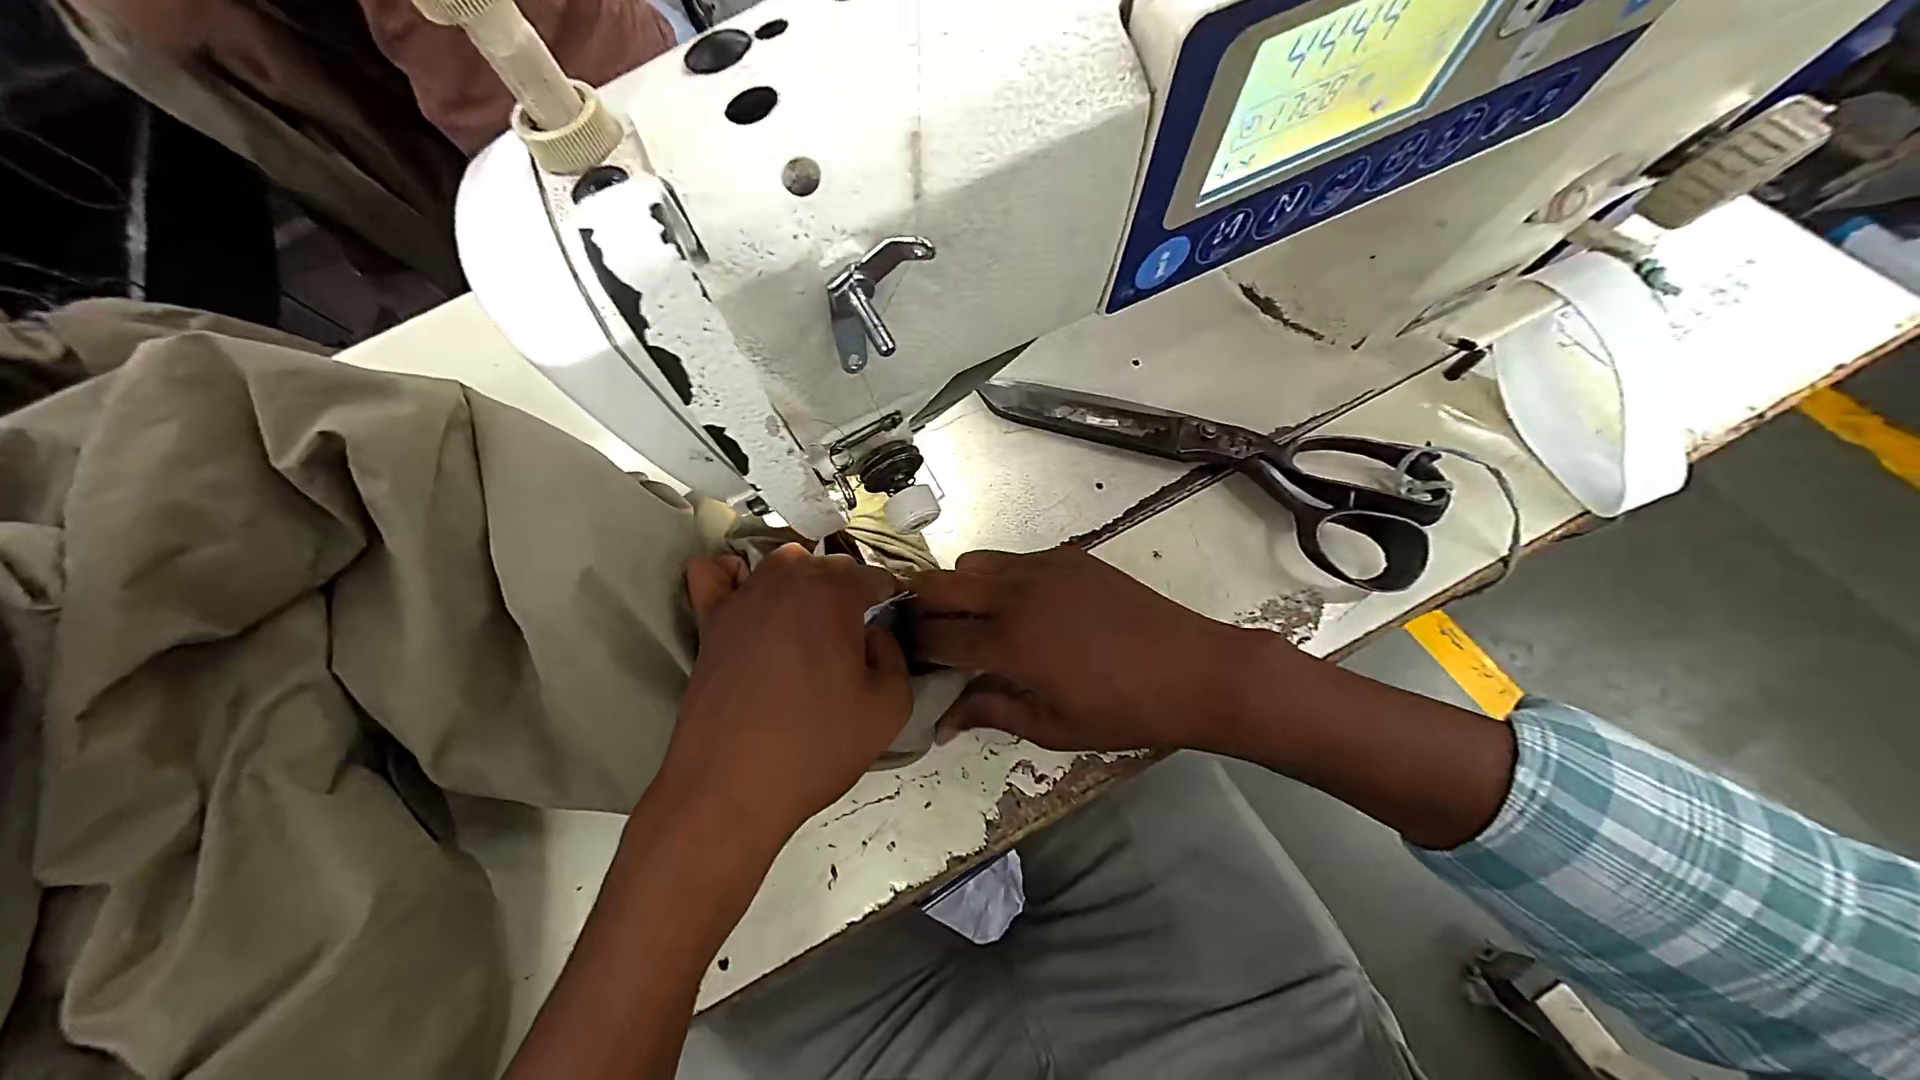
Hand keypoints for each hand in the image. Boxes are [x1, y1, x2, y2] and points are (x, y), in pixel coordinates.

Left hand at [657, 544, 911, 843]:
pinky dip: (734, 574)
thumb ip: (895, 655)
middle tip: (857, 639)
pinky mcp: (710, 621)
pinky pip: (715, 574)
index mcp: (835, 594)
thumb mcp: (889, 707)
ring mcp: (743, 597)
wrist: (729, 788)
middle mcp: (788, 581)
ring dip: (805, 582)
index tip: (892, 625)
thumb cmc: (814, 747)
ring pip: (783, 563)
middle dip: (851, 593)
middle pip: (831, 566)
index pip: (874, 576)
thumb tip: (874, 635)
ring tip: (813, 624)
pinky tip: (749, 596)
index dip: (890, 600)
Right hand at [908, 547, 1308, 751]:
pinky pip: (1014, 557)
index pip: (934, 636)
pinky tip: (1024, 607)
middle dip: (917, 605)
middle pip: (938, 583)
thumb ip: (990, 713)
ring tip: (974, 618)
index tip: (907, 660)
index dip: (911, 649)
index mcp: (1009, 642)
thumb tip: (941, 725)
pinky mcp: (1070, 556)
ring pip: (974, 562)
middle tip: (924, 632)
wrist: (1194, 669)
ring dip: (959, 587)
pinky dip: (1001, 577)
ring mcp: (1044, 567)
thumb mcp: (1054, 727)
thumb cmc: (1124, 710)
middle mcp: (1016, 594)